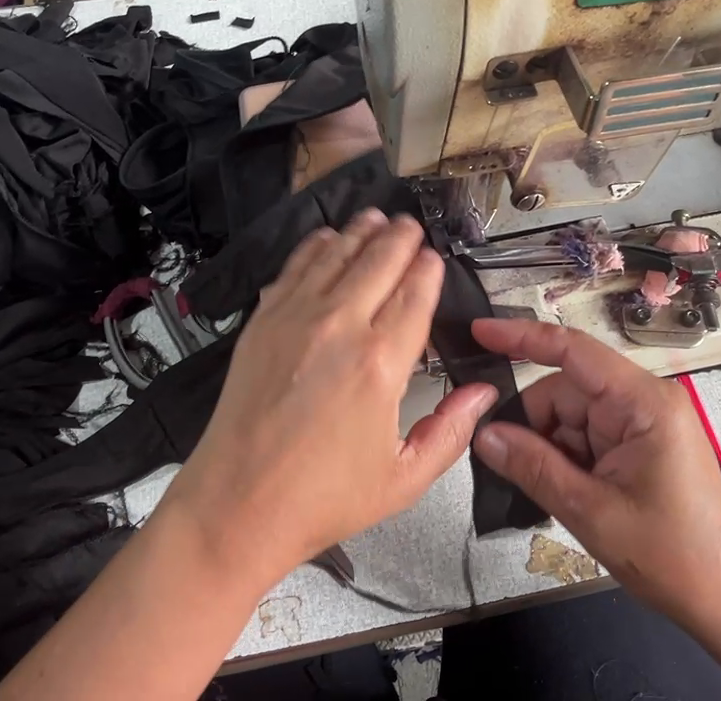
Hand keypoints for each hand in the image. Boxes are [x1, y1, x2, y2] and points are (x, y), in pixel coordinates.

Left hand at [162, 209, 498, 579]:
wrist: (237, 503)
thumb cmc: (323, 498)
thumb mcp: (403, 479)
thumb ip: (450, 431)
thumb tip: (483, 392)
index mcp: (381, 364)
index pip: (415, 293)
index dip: (429, 268)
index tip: (435, 257)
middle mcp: (340, 326)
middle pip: (379, 260)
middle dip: (400, 237)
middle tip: (411, 225)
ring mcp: (295, 318)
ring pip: (336, 254)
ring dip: (360, 231)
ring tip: (376, 217)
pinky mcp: (262, 321)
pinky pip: (294, 267)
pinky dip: (315, 246)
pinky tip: (326, 239)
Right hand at [469, 318, 720, 626]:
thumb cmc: (672, 556)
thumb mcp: (591, 512)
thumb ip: (534, 467)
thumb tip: (483, 434)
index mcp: (643, 403)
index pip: (573, 350)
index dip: (521, 337)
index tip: (479, 332)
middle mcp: (644, 401)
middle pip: (565, 391)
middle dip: (532, 424)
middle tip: (501, 464)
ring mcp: (642, 423)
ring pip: (570, 418)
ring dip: (549, 449)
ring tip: (545, 493)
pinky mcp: (639, 445)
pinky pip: (586, 437)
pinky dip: (565, 460)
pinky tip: (562, 492)